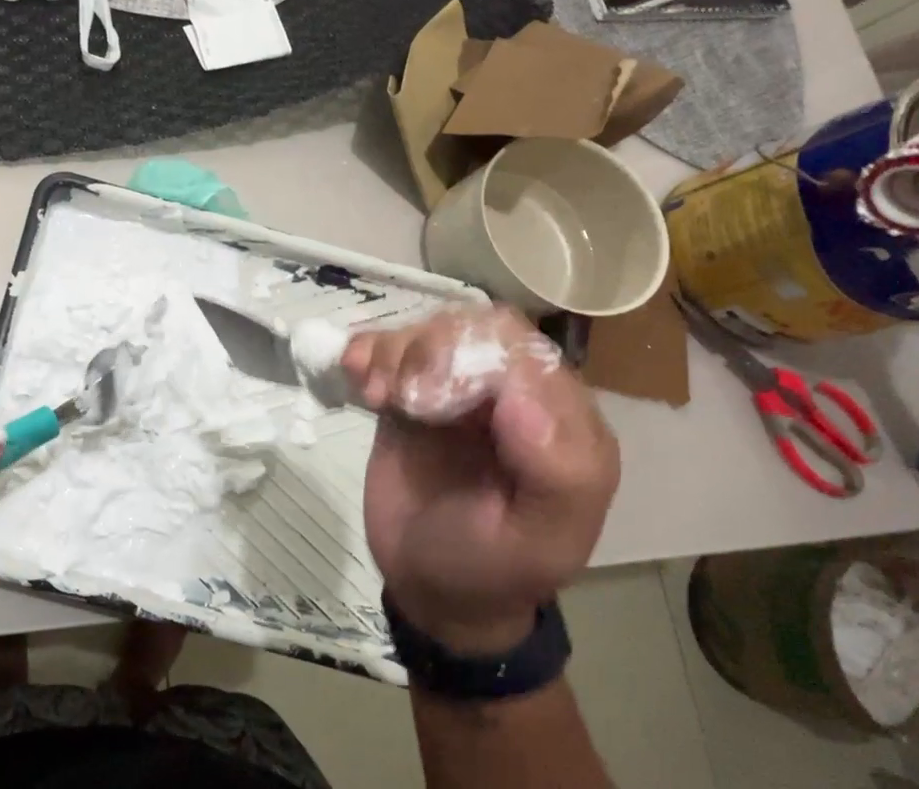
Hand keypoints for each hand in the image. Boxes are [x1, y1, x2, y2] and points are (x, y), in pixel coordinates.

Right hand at [343, 307, 618, 652]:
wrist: (430, 591)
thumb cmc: (493, 570)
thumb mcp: (539, 541)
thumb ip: (553, 475)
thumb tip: (522, 398)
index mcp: (562, 422)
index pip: (524, 351)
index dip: (474, 360)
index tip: (431, 403)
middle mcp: (512, 395)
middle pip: (473, 327)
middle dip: (428, 350)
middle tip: (398, 398)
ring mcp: (456, 393)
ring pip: (427, 331)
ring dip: (393, 351)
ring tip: (373, 394)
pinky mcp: (409, 398)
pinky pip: (388, 351)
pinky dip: (366, 351)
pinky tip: (356, 380)